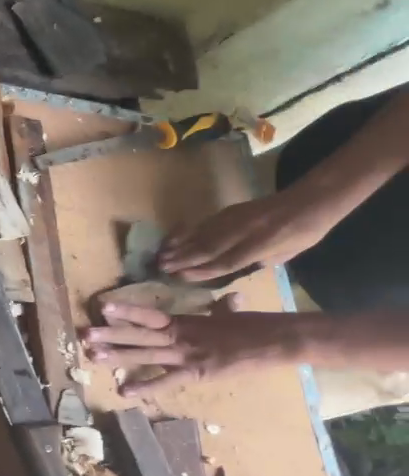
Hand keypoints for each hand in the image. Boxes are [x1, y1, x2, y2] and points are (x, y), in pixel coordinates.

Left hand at [84, 299, 302, 396]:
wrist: (281, 340)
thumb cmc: (257, 326)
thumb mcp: (234, 315)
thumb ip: (223, 309)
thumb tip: (232, 298)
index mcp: (184, 323)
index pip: (148, 315)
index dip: (126, 311)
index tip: (101, 307)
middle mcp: (179, 336)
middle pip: (138, 335)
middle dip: (110, 335)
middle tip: (82, 334)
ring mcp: (185, 354)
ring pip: (145, 354)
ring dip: (117, 355)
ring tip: (91, 355)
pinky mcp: (196, 371)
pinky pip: (166, 380)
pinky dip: (145, 386)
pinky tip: (124, 391)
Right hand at [156, 188, 338, 280]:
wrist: (314, 198)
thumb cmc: (307, 230)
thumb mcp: (289, 253)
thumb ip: (258, 262)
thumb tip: (231, 268)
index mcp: (265, 243)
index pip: (227, 262)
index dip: (202, 271)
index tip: (182, 277)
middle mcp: (247, 231)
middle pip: (208, 248)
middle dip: (183, 259)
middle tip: (162, 268)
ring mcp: (236, 218)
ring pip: (202, 235)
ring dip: (179, 246)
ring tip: (162, 256)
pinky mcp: (230, 210)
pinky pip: (204, 224)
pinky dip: (187, 232)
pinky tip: (174, 239)